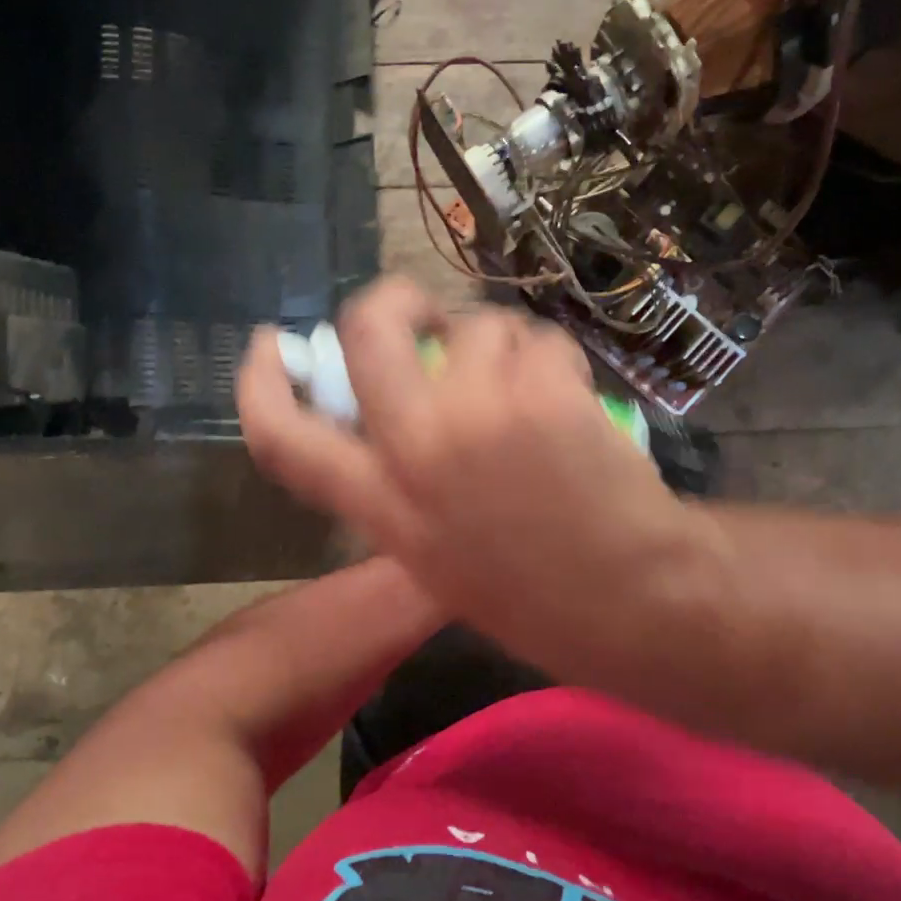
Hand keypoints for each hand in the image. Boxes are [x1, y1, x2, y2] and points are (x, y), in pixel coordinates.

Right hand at [237, 278, 707, 647]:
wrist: (637, 598)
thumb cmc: (538, 598)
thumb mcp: (437, 558)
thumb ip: (397, 490)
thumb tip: (391, 421)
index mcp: (383, 506)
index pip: (284, 439)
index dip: (263, 384)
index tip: (269, 345)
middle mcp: (416, 448)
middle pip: (370, 330)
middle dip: (393, 301)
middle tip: (421, 312)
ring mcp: (478, 410)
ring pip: (474, 325)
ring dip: (499, 344)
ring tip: (528, 388)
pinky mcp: (540, 388)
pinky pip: (537, 339)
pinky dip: (550, 358)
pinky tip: (569, 399)